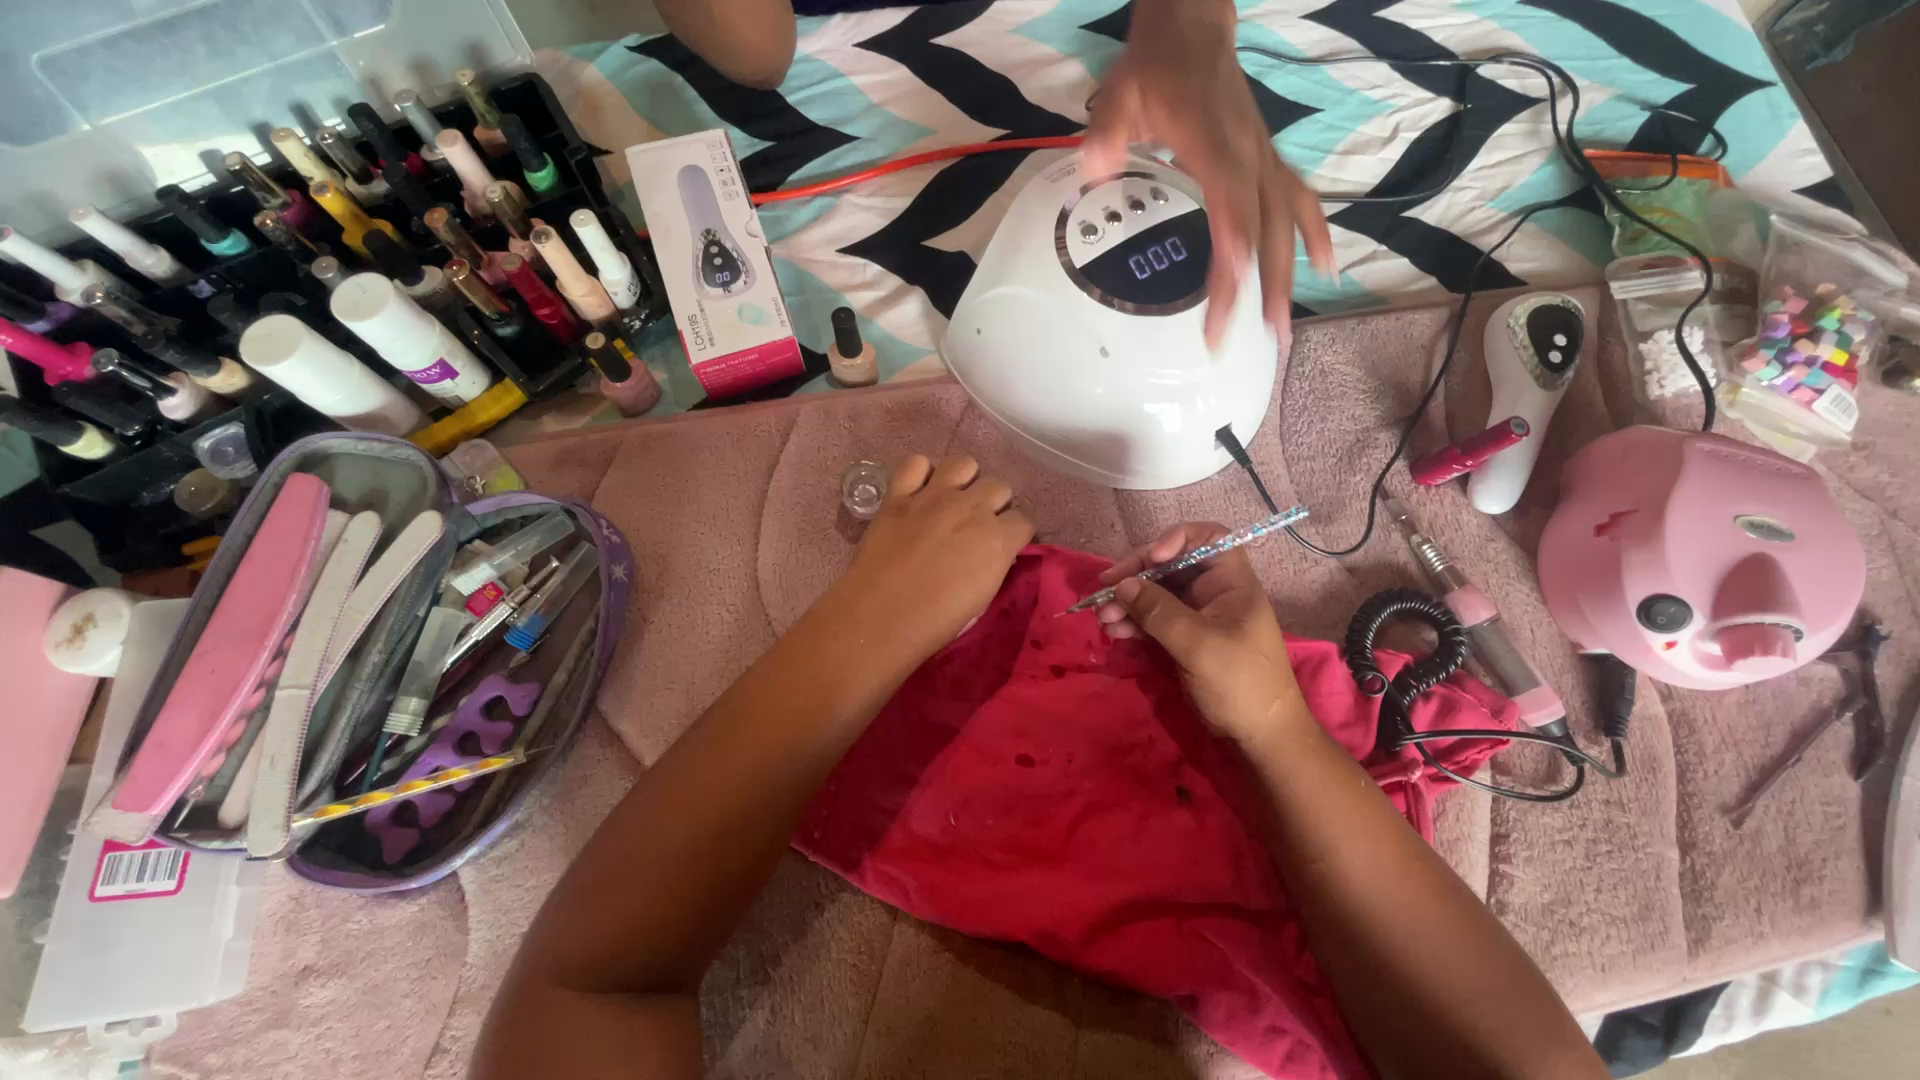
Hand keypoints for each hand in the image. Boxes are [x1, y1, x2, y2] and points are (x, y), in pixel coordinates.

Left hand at [832, 455, 1034, 666]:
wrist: (882, 617)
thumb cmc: (937, 621)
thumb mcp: (982, 598)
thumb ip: (994, 565)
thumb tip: (994, 552)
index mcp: (998, 538)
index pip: (1024, 519)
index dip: (1016, 532)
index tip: (1006, 543)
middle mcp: (971, 507)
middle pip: (998, 486)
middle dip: (994, 504)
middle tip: (978, 525)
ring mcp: (933, 496)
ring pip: (963, 464)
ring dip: (964, 480)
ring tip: (953, 500)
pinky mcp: (898, 495)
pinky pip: (915, 463)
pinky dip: (920, 473)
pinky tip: (918, 491)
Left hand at [1083, 0, 1332, 349]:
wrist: (1192, 28)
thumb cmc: (1154, 69)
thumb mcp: (1121, 96)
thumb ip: (1107, 134)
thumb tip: (1092, 172)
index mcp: (1216, 153)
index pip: (1231, 224)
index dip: (1231, 273)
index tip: (1221, 319)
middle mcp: (1251, 161)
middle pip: (1267, 234)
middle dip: (1267, 290)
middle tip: (1266, 342)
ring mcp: (1265, 160)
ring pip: (1288, 224)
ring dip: (1290, 276)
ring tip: (1286, 327)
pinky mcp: (1268, 160)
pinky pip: (1300, 199)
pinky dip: (1314, 233)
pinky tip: (1325, 266)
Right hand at [1096, 523, 1308, 746]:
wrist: (1260, 735)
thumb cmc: (1241, 683)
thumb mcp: (1198, 645)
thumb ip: (1159, 611)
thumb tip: (1123, 586)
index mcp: (1232, 583)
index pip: (1208, 537)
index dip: (1178, 538)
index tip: (1153, 557)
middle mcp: (1214, 592)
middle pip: (1172, 565)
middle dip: (1138, 575)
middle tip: (1106, 588)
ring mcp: (1198, 616)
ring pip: (1157, 593)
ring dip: (1128, 601)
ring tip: (1103, 617)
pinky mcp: (1184, 638)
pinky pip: (1153, 619)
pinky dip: (1133, 622)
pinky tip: (1114, 631)